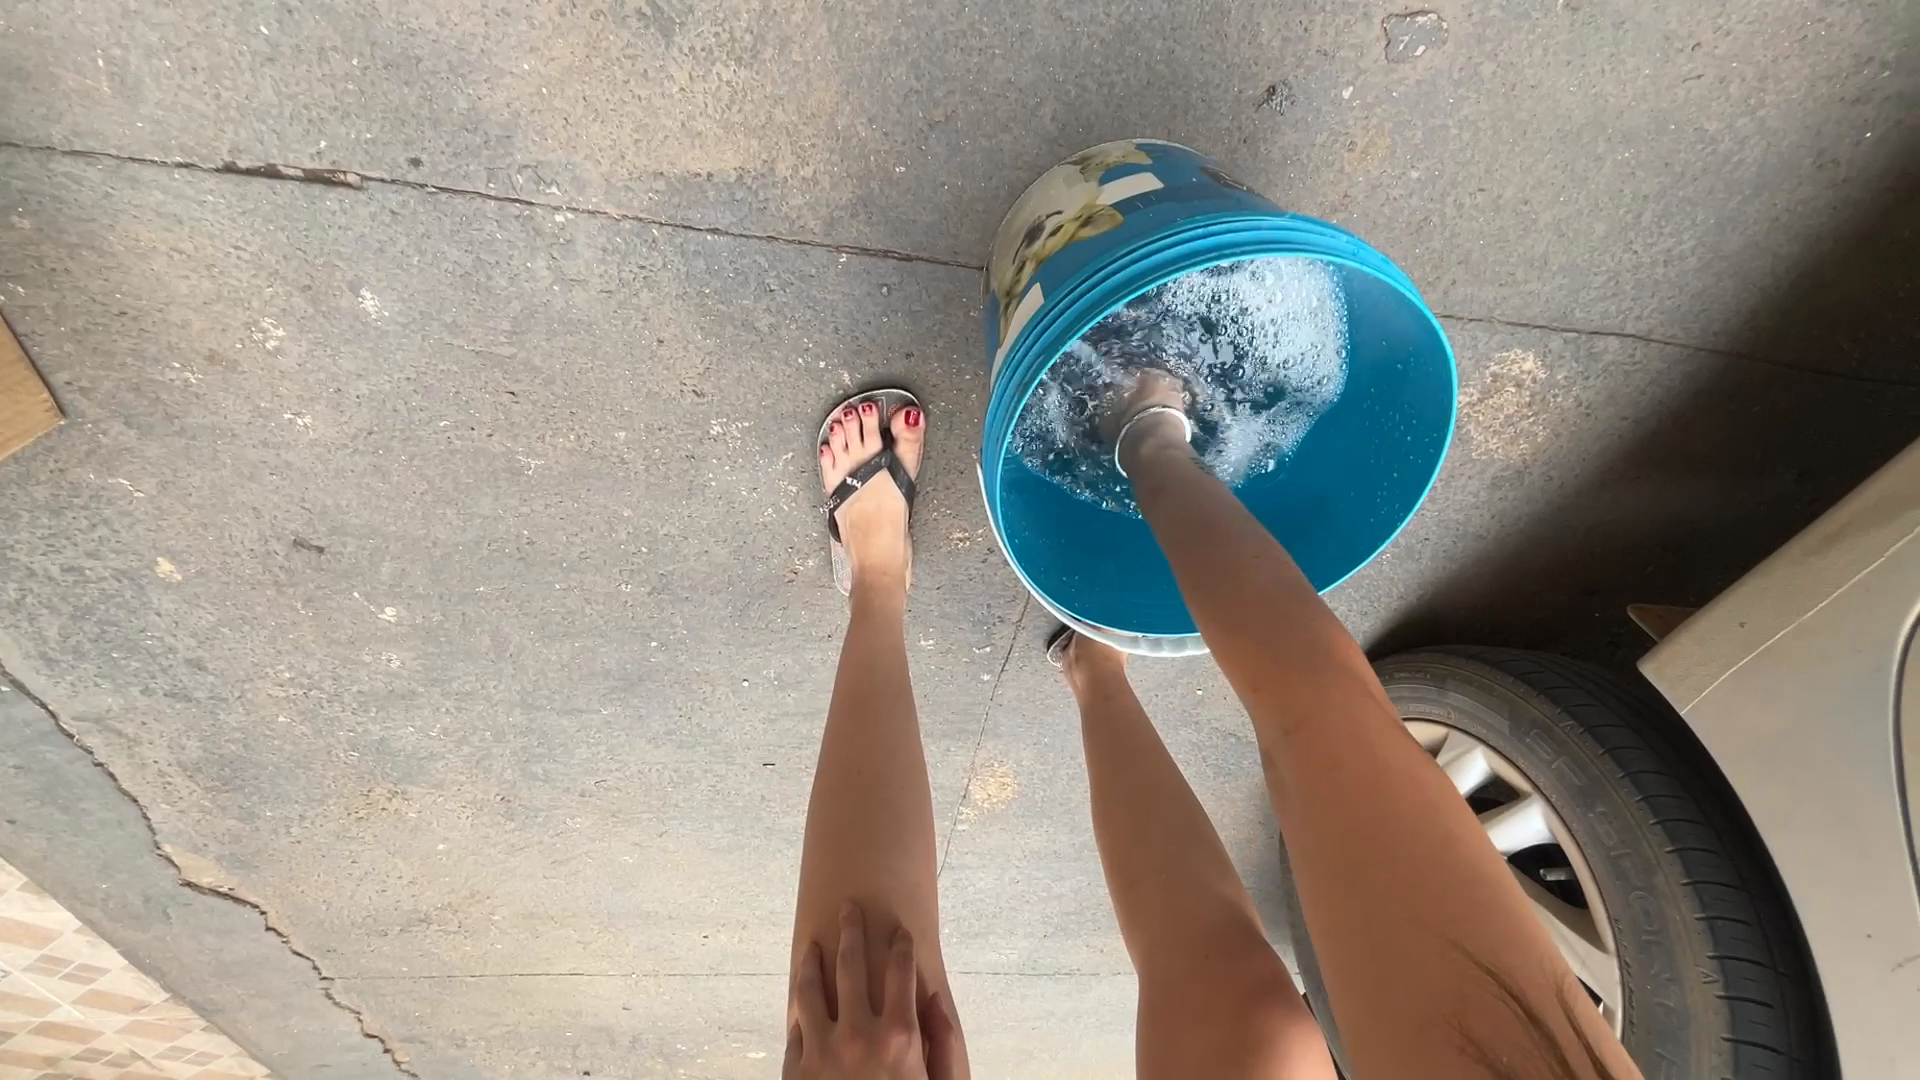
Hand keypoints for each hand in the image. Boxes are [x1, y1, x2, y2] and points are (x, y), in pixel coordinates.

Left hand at [784, 902, 967, 1079]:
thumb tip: (934, 999)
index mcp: (899, 1037)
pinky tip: (800, 1000)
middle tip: (848, 908)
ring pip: (812, 988)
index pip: (901, 970)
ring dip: (812, 961)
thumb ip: (946, 1045)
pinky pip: (795, 1029)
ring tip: (812, 945)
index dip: (901, 944)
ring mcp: (823, 1053)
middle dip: (852, 929)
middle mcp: (859, 1035)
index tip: (899, 931)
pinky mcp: (797, 1073)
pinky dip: (798, 1010)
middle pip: (852, 963)